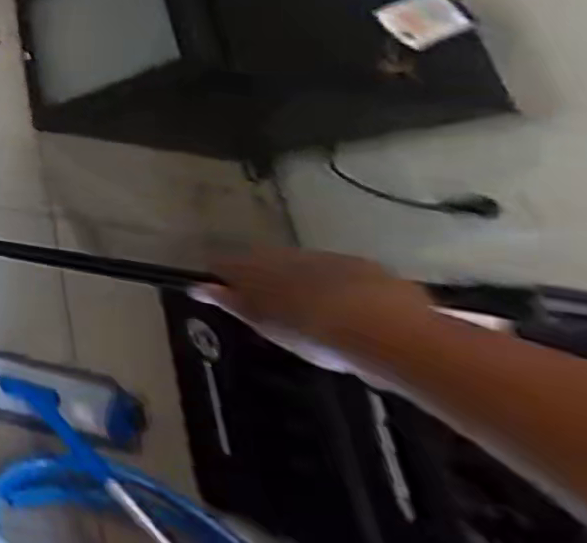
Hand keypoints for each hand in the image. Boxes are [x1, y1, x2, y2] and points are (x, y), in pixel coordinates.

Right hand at [197, 248, 435, 370]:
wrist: (390, 332)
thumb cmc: (312, 331)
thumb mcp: (264, 324)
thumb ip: (231, 303)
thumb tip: (196, 286)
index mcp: (254, 265)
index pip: (225, 264)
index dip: (223, 279)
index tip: (226, 296)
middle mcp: (285, 253)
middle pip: (267, 262)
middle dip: (269, 279)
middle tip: (278, 309)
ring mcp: (328, 258)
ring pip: (306, 267)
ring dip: (308, 283)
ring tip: (320, 313)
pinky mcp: (369, 268)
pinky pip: (347, 276)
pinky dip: (346, 289)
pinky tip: (358, 313)